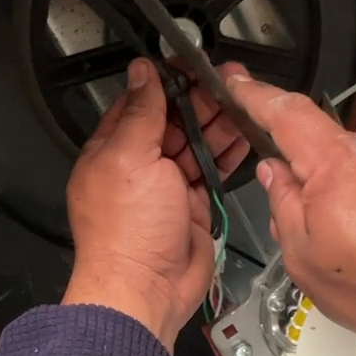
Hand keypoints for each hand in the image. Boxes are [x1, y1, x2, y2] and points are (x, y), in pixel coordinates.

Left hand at [63, 59, 243, 344]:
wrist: (146, 289)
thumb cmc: (126, 231)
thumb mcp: (130, 157)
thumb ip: (141, 113)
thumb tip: (142, 73)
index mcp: (111, 151)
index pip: (139, 103)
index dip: (166, 82)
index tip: (192, 65)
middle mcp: (137, 169)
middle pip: (172, 123)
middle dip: (199, 102)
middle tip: (227, 82)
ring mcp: (165, 189)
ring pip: (196, 146)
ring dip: (218, 125)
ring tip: (242, 103)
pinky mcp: (191, 208)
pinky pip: (211, 174)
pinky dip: (228, 156)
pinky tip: (244, 137)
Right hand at [205, 68, 355, 355]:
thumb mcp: (306, 259)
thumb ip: (283, 206)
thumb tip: (274, 172)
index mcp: (339, 166)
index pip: (287, 114)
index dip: (255, 95)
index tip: (236, 81)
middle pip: (322, 147)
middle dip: (307, 181)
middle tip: (309, 232)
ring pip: (353, 166)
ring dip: (342, 197)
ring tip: (355, 250)